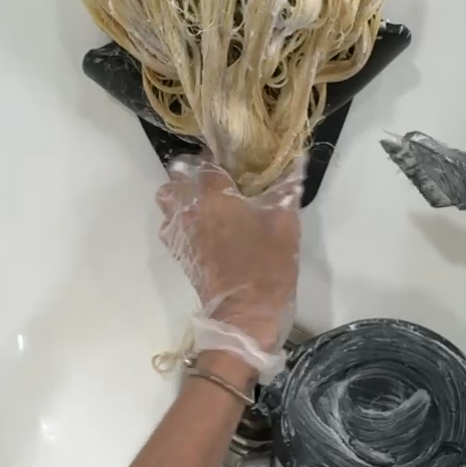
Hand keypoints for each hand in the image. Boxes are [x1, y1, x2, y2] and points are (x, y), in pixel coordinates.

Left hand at [156, 157, 301, 382]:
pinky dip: (182, 216)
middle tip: (220, 177)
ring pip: (168, 199)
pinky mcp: (179, 250)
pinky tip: (205, 222)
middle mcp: (187, 208)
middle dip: (194, 171)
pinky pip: (171, 223)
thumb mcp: (285, 219)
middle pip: (177, 176)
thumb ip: (287, 185)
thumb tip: (296, 159)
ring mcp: (178, 231)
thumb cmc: (265, 261)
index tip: (234, 157)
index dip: (218, 155)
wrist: (245, 311)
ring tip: (208, 198)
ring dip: (183, 193)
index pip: (205, 160)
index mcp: (211, 194)